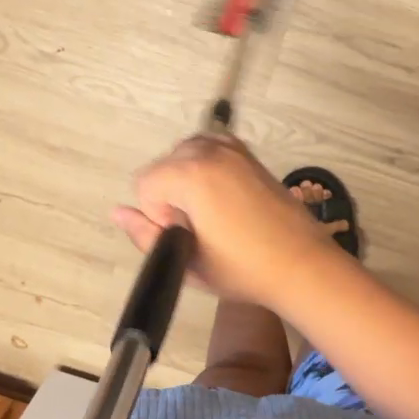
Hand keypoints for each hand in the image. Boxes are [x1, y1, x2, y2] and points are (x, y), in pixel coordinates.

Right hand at [112, 135, 345, 307]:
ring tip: (211, 217)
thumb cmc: (242, 270)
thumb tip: (117, 212)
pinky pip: (212, 151)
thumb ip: (146, 236)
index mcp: (191, 174)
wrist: (301, 265)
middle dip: (170, 195)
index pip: (144, 183)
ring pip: (187, 156)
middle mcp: (210, 150)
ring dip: (188, 182)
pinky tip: (224, 202)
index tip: (183, 237)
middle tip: (199, 231)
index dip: (156, 215)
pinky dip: (208, 170)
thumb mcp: (187, 262)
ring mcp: (234, 148)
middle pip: (164, 166)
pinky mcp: (251, 156)